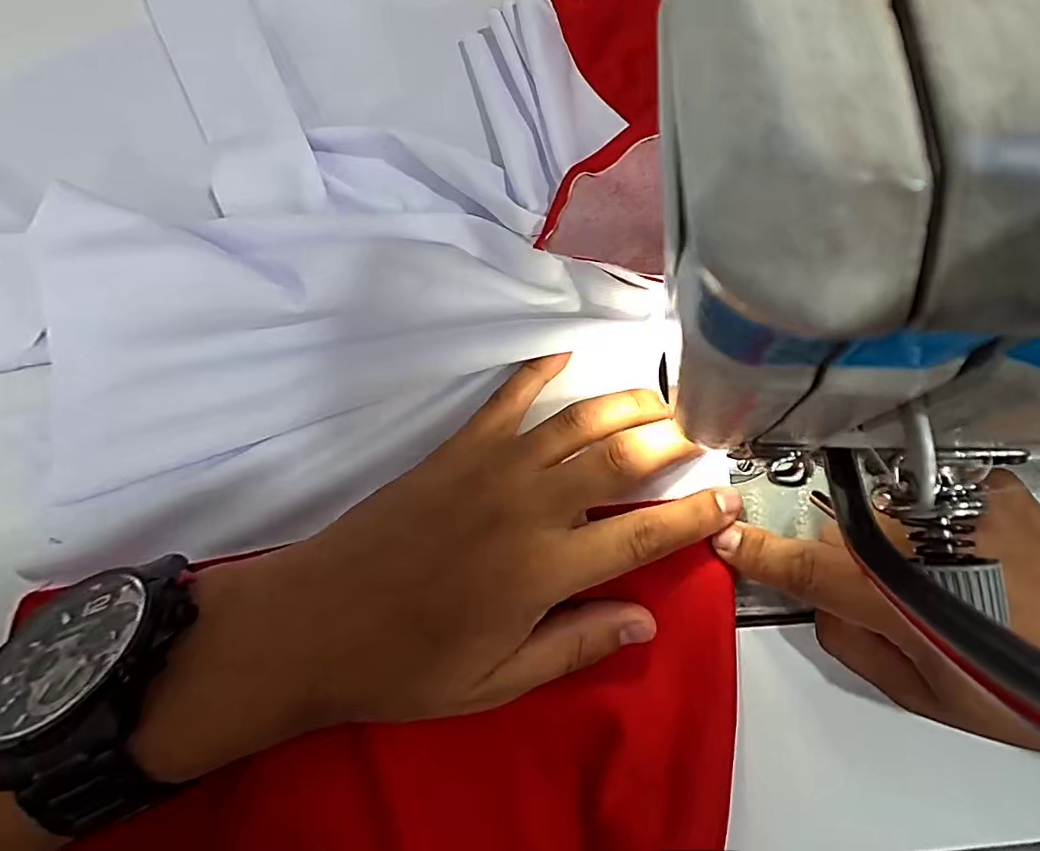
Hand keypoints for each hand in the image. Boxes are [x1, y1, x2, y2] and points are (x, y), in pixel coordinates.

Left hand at [133, 353, 740, 778]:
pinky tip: (568, 357)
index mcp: (546, 570)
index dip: (696, 514)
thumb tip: (648, 620)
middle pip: (623, 458)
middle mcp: (532, 507)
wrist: (310, 624)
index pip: (645, 535)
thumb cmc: (408, 663)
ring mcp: (495, 467)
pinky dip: (542, 372)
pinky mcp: (460, 447)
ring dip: (629, 403)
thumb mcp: (497, 681)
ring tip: (660, 400)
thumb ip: (578, 644)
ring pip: (580, 419)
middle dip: (674, 441)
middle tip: (703, 434)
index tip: (729, 496)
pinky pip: (511, 397)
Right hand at [711, 472, 1039, 751]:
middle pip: (841, 532)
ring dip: (894, 536)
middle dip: (848, 558)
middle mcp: (913, 533)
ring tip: (950, 575)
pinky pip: (929, 492)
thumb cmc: (1026, 687)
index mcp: (890, 590)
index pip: (800, 564)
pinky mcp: (982, 481)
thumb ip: (852, 644)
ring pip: (883, 509)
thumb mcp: (921, 693)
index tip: (729, 536)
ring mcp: (948, 500)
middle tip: (896, 593)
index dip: (758, 550)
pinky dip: (936, 515)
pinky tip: (974, 548)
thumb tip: (824, 606)